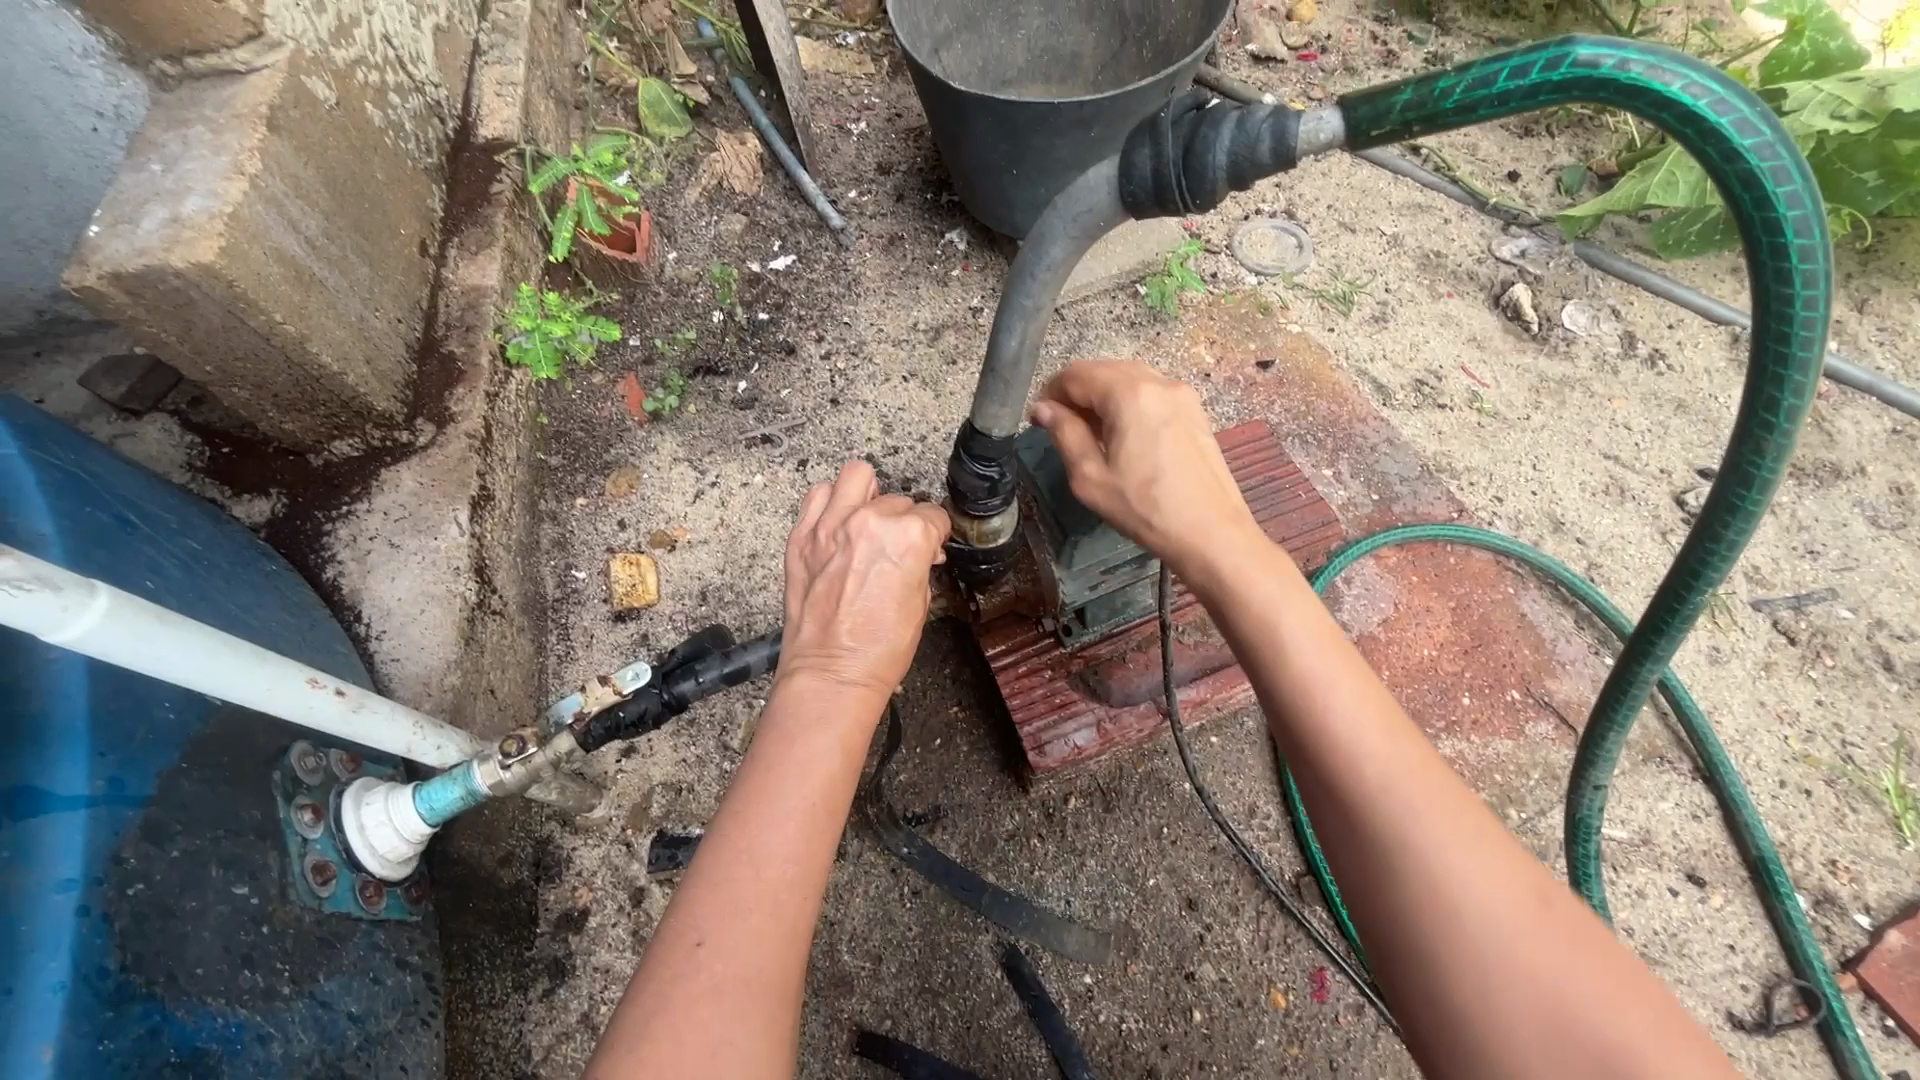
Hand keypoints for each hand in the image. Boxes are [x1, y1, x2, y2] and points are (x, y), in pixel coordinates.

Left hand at [776, 461, 950, 702]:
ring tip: (869, 518)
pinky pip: (817, 495)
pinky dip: (831, 503)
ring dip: (868, 494)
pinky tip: (839, 524)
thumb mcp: (921, 603)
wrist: (832, 673)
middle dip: (903, 519)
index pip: (932, 514)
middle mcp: (868, 522)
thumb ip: (921, 563)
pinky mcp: (802, 537)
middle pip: (898, 499)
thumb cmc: (876, 650)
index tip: (931, 543)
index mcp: (907, 537)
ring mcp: (830, 526)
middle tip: (899, 545)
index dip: (935, 532)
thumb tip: (921, 551)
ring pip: (857, 475)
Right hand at [1030, 361, 1261, 575]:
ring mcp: (1181, 393)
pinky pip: (1150, 391)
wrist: (1211, 532)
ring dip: (1101, 396)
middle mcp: (1157, 381)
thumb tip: (1044, 409)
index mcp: (1128, 394)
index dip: (1050, 392)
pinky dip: (1127, 402)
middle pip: (1103, 370)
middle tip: (1059, 426)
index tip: (1037, 420)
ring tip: (1088, 431)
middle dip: (1075, 392)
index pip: (1076, 375)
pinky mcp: (1194, 409)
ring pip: (1128, 378)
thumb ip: (1065, 434)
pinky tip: (1121, 433)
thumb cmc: (1144, 509)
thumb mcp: (1091, 477)